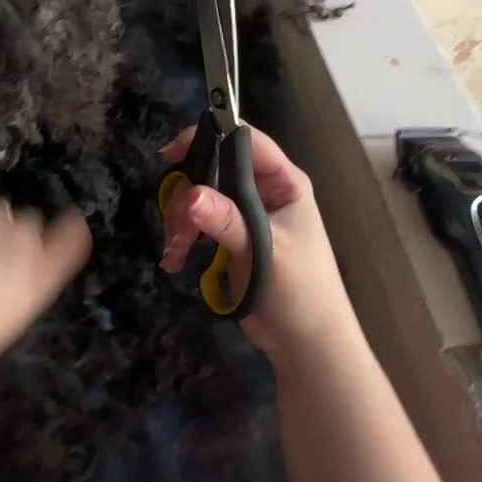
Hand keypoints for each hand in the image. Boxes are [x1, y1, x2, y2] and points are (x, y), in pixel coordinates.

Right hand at [158, 125, 355, 356]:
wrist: (307, 345)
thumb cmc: (302, 293)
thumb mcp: (266, 252)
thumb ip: (228, 220)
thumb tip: (190, 194)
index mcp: (282, 182)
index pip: (243, 139)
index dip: (209, 136)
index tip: (174, 155)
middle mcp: (261, 189)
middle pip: (210, 167)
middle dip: (186, 194)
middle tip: (178, 226)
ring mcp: (242, 211)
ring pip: (195, 194)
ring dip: (179, 220)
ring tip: (176, 250)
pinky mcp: (227, 234)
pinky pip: (193, 219)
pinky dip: (180, 235)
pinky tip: (176, 258)